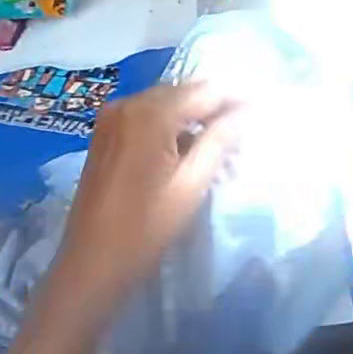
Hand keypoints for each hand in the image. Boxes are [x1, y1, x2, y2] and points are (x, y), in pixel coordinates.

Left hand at [43, 82, 242, 314]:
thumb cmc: (145, 228)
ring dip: (192, 120)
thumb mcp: (190, 185)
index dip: (235, 101)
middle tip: (241, 136)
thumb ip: (219, 142)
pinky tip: (186, 153)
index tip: (260, 114)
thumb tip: (246, 112)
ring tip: (219, 149)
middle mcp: (127, 104)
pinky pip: (145, 118)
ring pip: (164, 105)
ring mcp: (111, 118)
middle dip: (213, 110)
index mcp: (149, 114)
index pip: (204, 92)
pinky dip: (169, 129)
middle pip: (183, 93)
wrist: (92, 262)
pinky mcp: (104, 134)